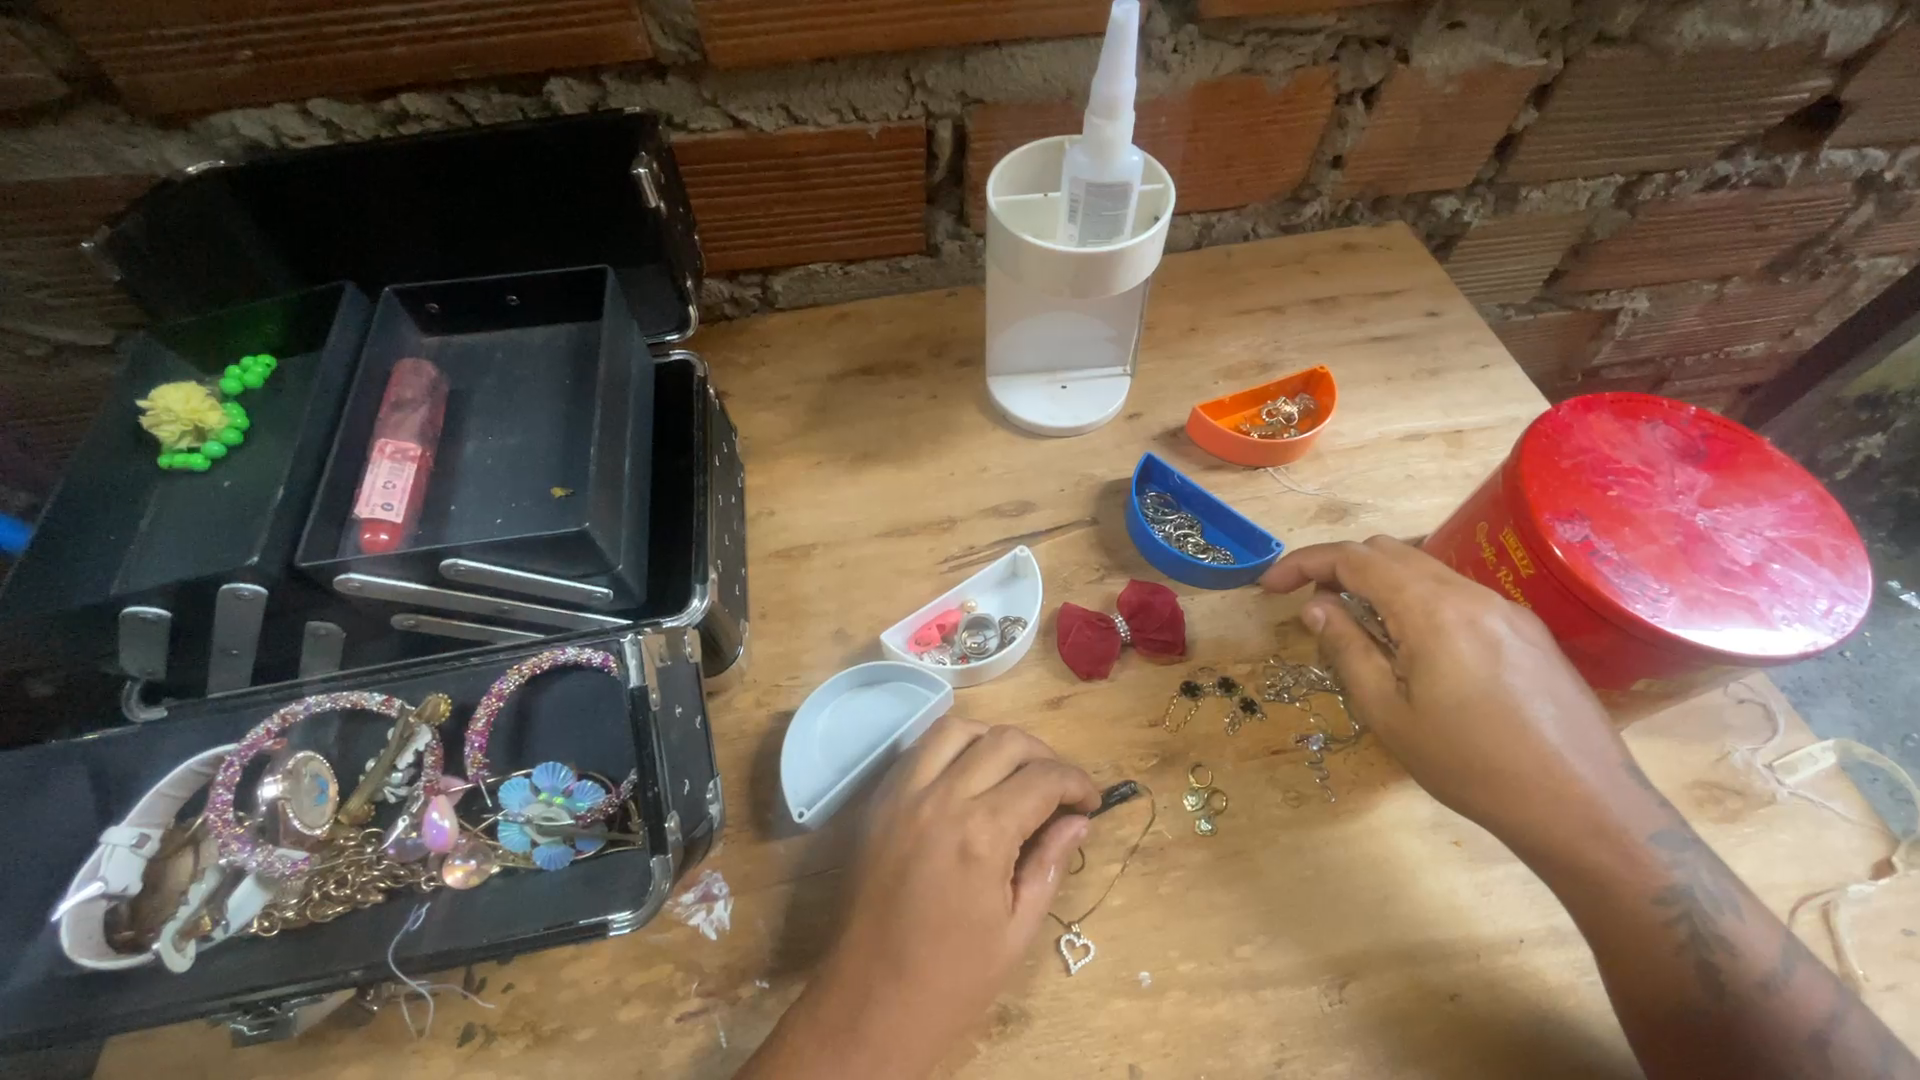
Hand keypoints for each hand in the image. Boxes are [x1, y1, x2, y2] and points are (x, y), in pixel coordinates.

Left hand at [740, 718, 1098, 1079]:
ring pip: (956, 729)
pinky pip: (918, 749)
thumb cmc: (952, 979)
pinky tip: (968, 775)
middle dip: (1044, 756)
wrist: (869, 1002)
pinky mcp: (878, 801)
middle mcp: (940, 798)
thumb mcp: (1017, 929)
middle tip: (1059, 788)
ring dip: (993, 740)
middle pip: (1004, 741)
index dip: (1077, 783)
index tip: (1089, 802)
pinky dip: (951, 748)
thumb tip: (1078, 819)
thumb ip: (1050, 862)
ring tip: (1014, 771)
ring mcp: (902, 794)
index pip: (1044, 778)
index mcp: (982, 834)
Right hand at [1259, 536, 1654, 858]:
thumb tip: (1317, 606)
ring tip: (1356, 627)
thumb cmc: (1469, 765)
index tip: (1270, 587)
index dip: (1303, 564)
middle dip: (1338, 568)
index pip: (1353, 558)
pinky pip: (1455, 593)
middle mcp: (1471, 593)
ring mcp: (1505, 608)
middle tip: (1310, 607)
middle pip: (1389, 551)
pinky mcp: (1525, 629)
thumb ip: (1347, 648)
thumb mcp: (1388, 713)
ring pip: (1425, 569)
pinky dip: (1415, 600)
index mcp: (1432, 610)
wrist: (1582, 804)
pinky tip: (1411, 645)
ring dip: (1378, 584)